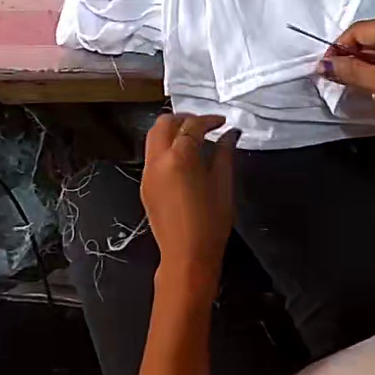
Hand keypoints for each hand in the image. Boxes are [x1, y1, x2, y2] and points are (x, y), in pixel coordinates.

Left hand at [140, 114, 239, 272]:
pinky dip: (165, 148)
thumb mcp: (223, 184)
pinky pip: (152, 155)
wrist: (186, 256)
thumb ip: (224, 153)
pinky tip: (183, 159)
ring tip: (193, 139)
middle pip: (164, 123)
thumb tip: (230, 134)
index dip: (209, 120)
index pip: (192, 125)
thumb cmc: (211, 222)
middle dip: (184, 119)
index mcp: (180, 157)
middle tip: (205, 126)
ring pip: (153, 137)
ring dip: (172, 131)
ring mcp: (148, 172)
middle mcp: (158, 160)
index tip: (222, 123)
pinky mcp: (145, 185)